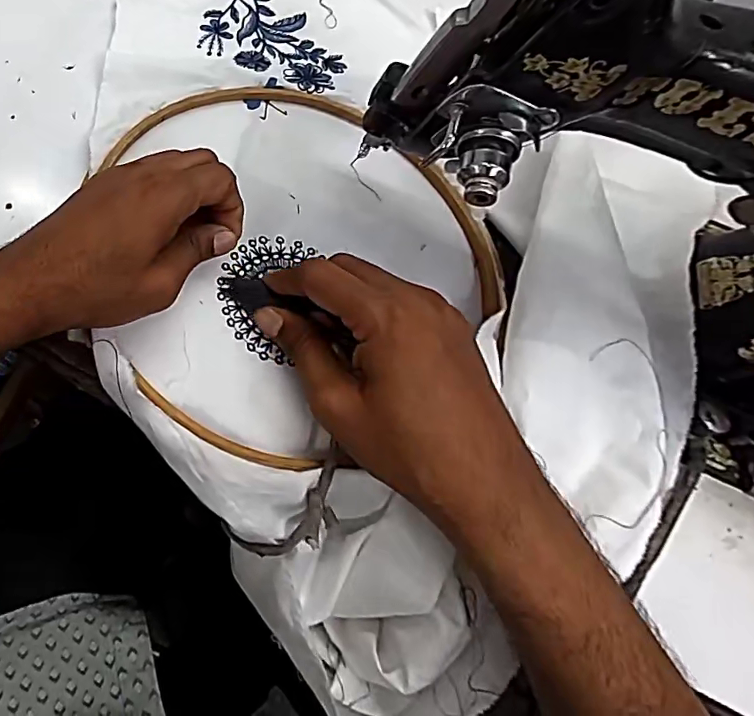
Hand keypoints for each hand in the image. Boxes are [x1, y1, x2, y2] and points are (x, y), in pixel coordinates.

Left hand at [0, 149, 242, 341]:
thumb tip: (214, 236)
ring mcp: (118, 176)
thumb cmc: (85, 285)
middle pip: (200, 160)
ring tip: (184, 233)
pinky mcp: (102, 184)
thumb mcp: (157, 284)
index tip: (223, 235)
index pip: (219, 176)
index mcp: (161, 195)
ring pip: (173, 162)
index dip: (232, 206)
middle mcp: (140, 176)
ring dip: (190, 189)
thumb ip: (195, 251)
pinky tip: (156, 227)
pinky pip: (146, 171)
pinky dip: (164, 188)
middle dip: (216, 193)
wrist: (32, 281)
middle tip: (210, 232)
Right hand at [255, 254, 538, 537]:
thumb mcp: (338, 403)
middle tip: (287, 314)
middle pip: (346, 267)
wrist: (485, 486)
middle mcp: (419, 304)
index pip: (321, 275)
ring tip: (321, 335)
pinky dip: (369, 305)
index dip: (285, 280)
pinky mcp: (450, 327)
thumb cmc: (422, 454)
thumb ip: (301, 348)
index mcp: (389, 317)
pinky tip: (356, 341)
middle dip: (311, 284)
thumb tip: (276, 318)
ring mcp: (439, 313)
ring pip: (372, 278)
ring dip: (340, 294)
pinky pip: (398, 295)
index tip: (268, 292)